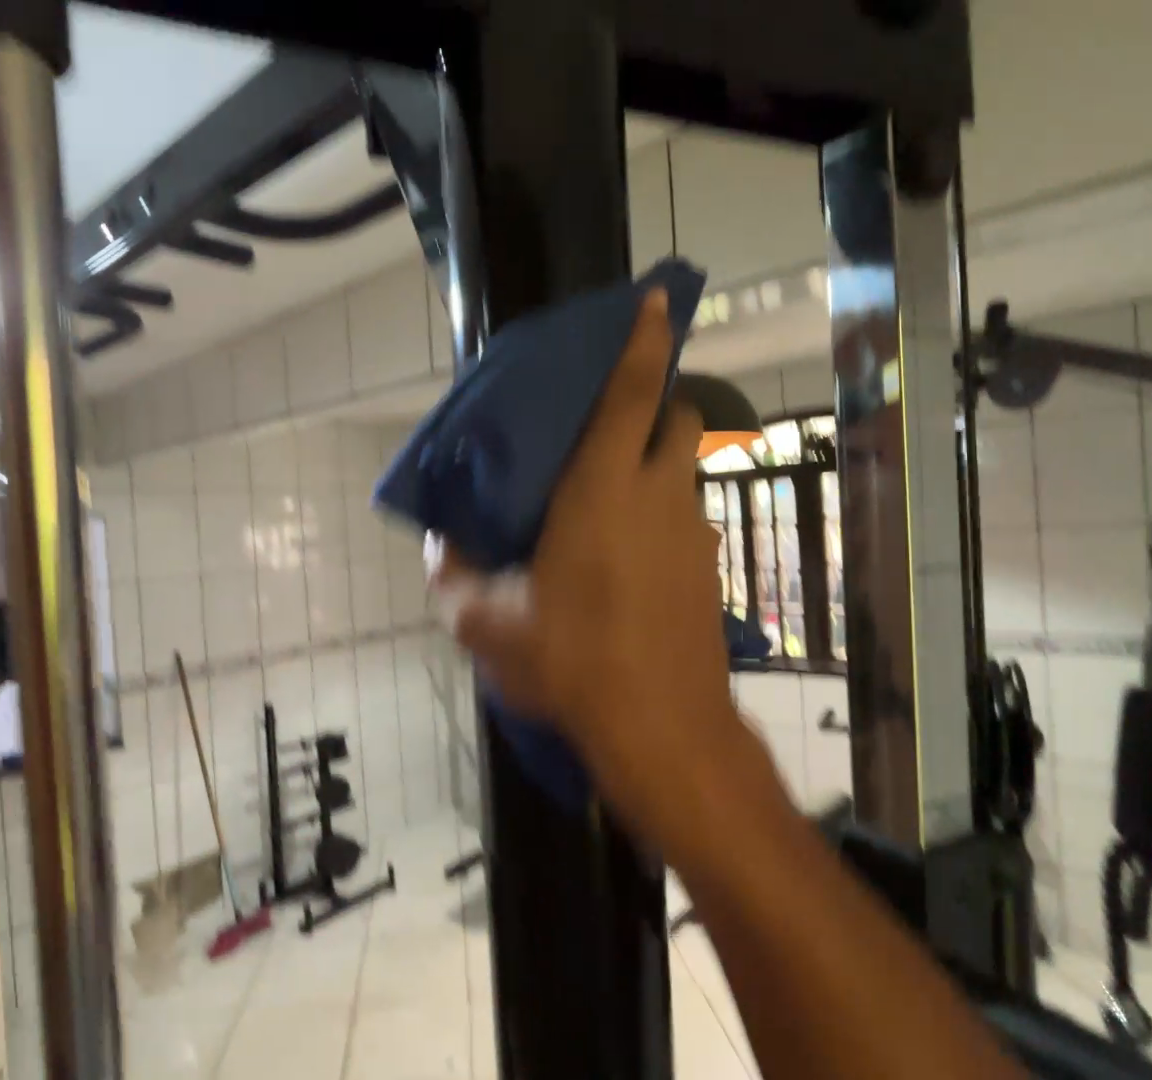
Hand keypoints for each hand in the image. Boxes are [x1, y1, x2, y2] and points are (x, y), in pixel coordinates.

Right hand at [427, 289, 738, 780]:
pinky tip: (628, 567)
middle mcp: (658, 497)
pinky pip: (686, 523)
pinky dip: (662, 521)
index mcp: (601, 488)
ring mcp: (693, 535)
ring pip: (682, 475)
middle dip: (655, 408)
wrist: (660, 728)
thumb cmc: (568, 660)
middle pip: (677, 422)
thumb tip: (442, 541)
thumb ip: (453, 574)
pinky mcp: (709, 572)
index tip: (657, 303)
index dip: (646, 342)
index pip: (632, 394)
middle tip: (609, 432)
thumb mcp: (484, 624)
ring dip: (654, 471)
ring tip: (610, 507)